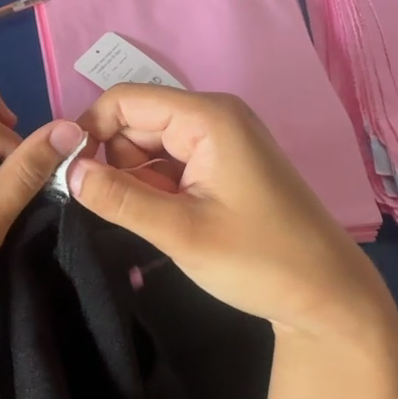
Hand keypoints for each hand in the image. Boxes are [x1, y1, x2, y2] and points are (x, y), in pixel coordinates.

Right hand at [72, 85, 397, 341]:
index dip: (91, 130)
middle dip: (115, 160)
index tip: (73, 175)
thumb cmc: (260, 261)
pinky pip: (168, 161)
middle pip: (134, 121)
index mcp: (207, 117)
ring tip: (155, 220)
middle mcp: (212, 117)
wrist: (328, 299)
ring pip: (147, 144)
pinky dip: (154, 186)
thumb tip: (68, 171)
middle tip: (119, 210)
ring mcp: (219, 140)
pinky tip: (167, 218)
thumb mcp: (180, 233)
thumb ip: (119, 198)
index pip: (124, 99)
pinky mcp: (221, 164)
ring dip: (135, 178)